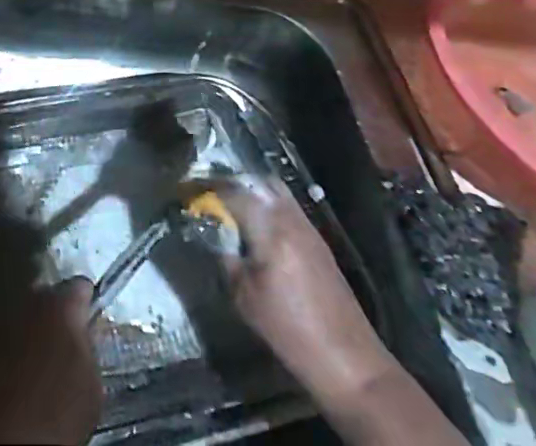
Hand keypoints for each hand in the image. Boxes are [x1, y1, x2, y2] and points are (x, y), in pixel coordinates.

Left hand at [0, 278, 102, 445]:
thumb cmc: (54, 418)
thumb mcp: (92, 386)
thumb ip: (87, 351)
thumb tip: (80, 342)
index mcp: (59, 307)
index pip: (79, 287)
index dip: (86, 304)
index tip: (88, 323)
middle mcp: (23, 306)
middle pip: (44, 300)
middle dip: (53, 318)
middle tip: (60, 349)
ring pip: (15, 322)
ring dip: (24, 337)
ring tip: (30, 371)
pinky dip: (0, 359)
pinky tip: (5, 387)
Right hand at [218, 180, 398, 401]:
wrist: (344, 354)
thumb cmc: (289, 330)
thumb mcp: (244, 298)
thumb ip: (227, 258)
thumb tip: (213, 234)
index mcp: (271, 229)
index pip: (235, 192)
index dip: (209, 188)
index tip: (190, 192)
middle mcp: (291, 218)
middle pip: (261, 182)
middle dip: (234, 183)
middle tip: (211, 196)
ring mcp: (308, 226)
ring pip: (277, 192)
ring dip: (253, 192)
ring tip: (230, 209)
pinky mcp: (317, 239)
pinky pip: (288, 208)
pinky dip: (269, 207)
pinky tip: (257, 228)